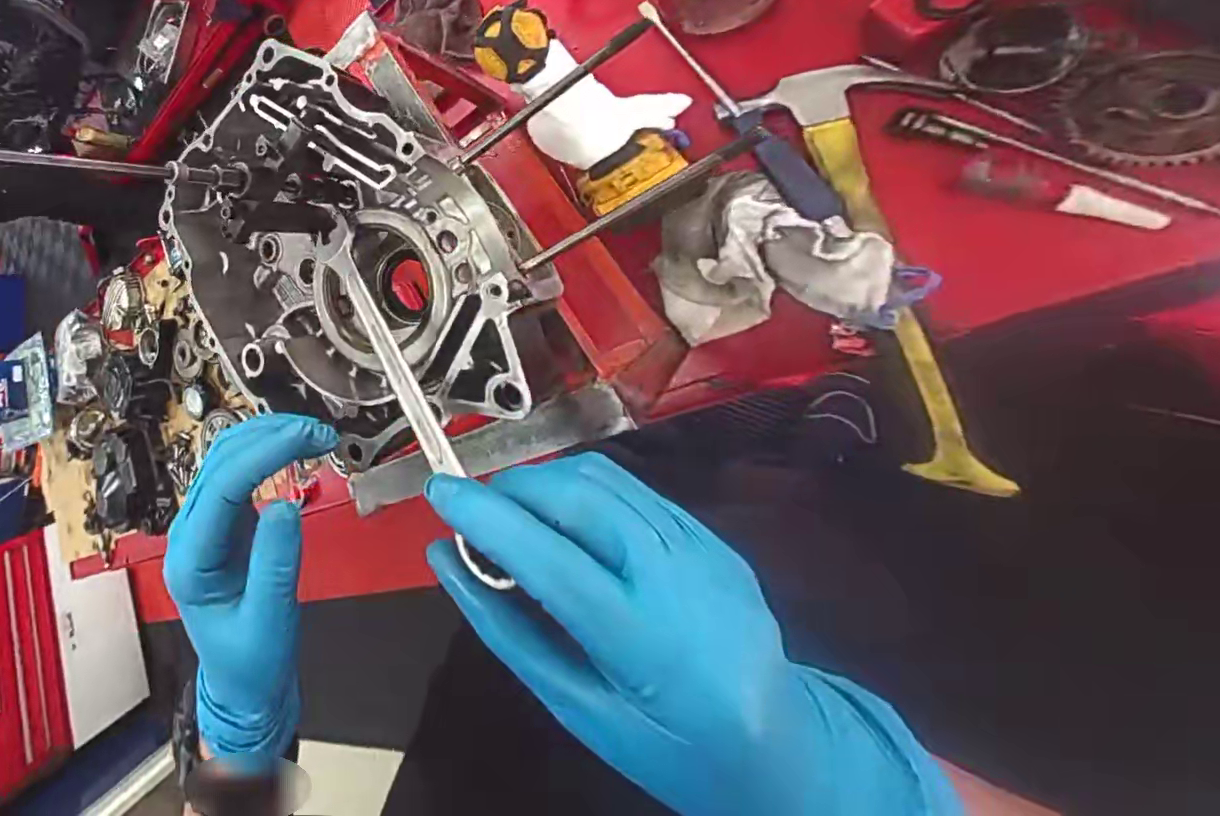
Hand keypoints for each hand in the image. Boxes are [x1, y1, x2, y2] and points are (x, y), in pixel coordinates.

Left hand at [163, 414, 336, 759]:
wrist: (243, 685)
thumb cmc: (250, 663)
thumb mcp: (269, 622)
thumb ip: (276, 564)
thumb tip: (286, 505)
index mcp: (190, 557)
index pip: (223, 484)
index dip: (265, 453)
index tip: (306, 438)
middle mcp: (190, 530)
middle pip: (222, 459)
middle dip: (271, 435)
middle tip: (319, 432)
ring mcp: (206, 521)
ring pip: (228, 456)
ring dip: (268, 436)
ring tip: (312, 433)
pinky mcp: (225, 519)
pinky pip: (240, 470)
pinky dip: (268, 451)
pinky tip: (293, 447)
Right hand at [425, 453, 959, 815]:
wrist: (791, 751)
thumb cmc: (668, 746)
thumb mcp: (574, 706)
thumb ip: (501, 625)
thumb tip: (441, 556)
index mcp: (654, 651)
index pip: (555, 562)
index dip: (488, 519)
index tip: (437, 491)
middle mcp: (687, 584)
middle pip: (579, 498)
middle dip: (511, 490)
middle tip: (476, 512)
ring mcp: (705, 549)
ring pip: (598, 477)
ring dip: (538, 483)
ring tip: (514, 515)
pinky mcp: (709, 532)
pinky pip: (623, 485)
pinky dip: (572, 487)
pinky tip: (562, 520)